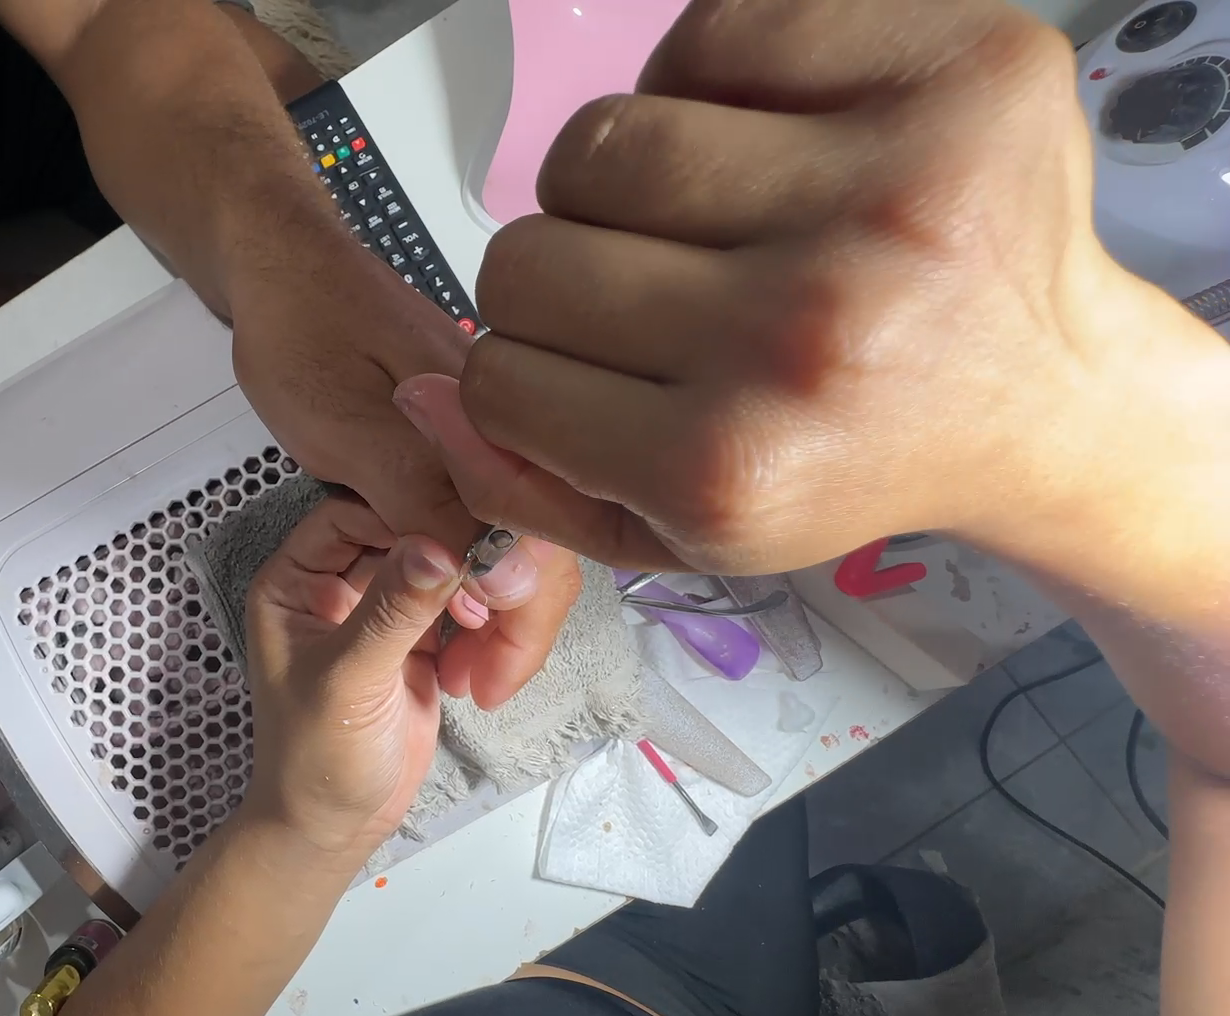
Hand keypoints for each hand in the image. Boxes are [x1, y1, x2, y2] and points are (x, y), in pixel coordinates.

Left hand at [230, 245, 581, 705]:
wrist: (280, 268)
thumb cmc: (301, 343)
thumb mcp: (349, 431)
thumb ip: (418, 499)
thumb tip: (480, 573)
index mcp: (487, 428)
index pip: (529, 532)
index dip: (511, 609)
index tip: (482, 668)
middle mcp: (500, 436)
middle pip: (532, 544)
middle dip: (512, 624)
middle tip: (481, 687)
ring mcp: (479, 442)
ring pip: (507, 543)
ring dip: (492, 612)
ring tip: (473, 675)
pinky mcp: (453, 450)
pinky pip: (477, 523)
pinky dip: (465, 578)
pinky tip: (455, 619)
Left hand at [238, 496, 461, 862]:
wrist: (335, 825)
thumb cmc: (316, 755)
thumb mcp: (348, 680)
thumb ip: (391, 613)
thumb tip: (442, 545)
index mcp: (295, 580)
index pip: (348, 515)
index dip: (399, 512)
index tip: (457, 524)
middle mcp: (336, 583)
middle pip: (398, 535)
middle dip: (445, 551)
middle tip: (492, 570)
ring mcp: (378, 611)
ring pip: (434, 569)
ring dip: (468, 590)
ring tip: (490, 621)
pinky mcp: (416, 640)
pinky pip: (455, 609)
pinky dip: (479, 622)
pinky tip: (488, 648)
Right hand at [393, 0, 1229, 576]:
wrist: (1026, 402)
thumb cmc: (818, 474)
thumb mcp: (652, 535)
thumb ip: (517, 486)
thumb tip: (421, 395)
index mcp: (719, 464)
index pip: (494, 377)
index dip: (511, 377)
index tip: (573, 382)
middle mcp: (800, 335)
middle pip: (522, 261)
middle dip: (544, 289)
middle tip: (622, 307)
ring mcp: (886, 192)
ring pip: (592, 145)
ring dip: (600, 193)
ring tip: (669, 230)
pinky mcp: (951, 69)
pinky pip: (707, 36)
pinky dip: (692, 91)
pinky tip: (738, 156)